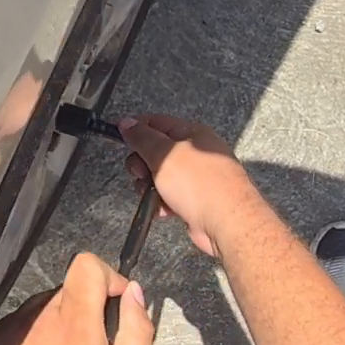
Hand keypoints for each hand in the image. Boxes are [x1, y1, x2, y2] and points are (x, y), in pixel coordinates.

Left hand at [0, 253, 153, 344]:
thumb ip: (137, 330)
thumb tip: (133, 292)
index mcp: (74, 322)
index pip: (86, 265)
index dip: (106, 276)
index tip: (113, 303)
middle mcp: (39, 315)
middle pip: (69, 289)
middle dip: (87, 309)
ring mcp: (11, 324)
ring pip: (46, 305)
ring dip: (61, 323)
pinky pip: (23, 322)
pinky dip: (36, 335)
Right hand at [118, 115, 265, 255]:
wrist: (227, 222)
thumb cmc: (198, 184)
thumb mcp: (163, 154)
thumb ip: (142, 137)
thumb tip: (126, 123)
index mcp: (193, 134)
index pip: (157, 122)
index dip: (136, 128)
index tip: (118, 135)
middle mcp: (196, 153)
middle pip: (155, 151)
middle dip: (141, 164)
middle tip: (142, 174)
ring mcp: (197, 177)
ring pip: (159, 176)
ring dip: (149, 186)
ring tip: (154, 195)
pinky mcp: (196, 199)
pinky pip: (169, 196)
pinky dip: (161, 202)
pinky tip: (163, 209)